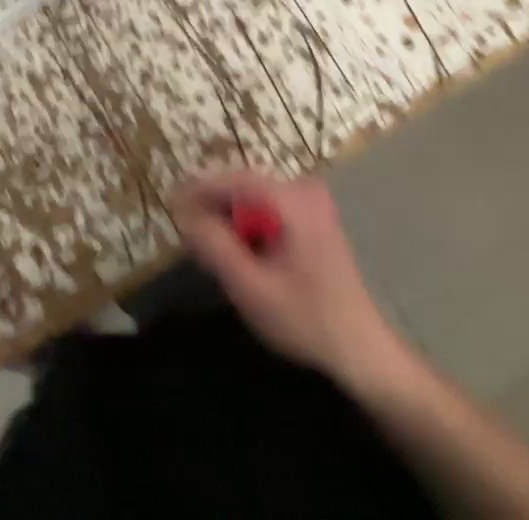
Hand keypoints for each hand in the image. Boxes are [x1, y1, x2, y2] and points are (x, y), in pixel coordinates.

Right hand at [172, 170, 413, 390]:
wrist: (359, 349)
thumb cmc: (304, 319)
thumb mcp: (250, 287)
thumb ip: (213, 245)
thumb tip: (182, 212)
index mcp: (293, 201)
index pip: (233, 179)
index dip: (197, 190)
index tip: (169, 207)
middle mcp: (305, 191)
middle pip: (243, 188)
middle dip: (214, 212)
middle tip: (192, 243)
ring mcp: (312, 205)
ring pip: (253, 201)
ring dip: (231, 224)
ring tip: (216, 258)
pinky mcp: (313, 220)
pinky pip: (268, 211)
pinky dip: (250, 230)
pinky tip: (245, 261)